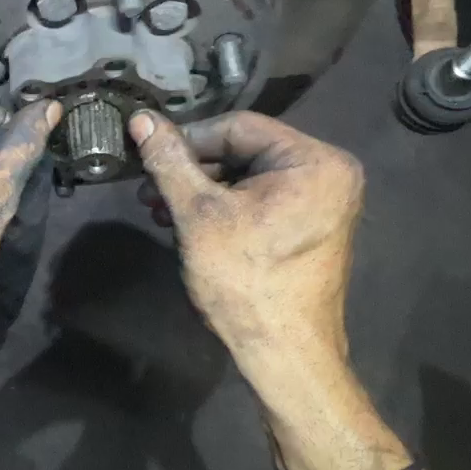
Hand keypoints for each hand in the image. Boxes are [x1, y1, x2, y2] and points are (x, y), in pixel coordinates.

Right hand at [130, 110, 363, 364]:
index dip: (187, 140)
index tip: (147, 158)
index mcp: (314, 161)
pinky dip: (223, 208)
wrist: (283, 351)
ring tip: (159, 212)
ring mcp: (323, 202)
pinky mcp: (310, 226)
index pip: (238, 127)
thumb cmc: (244, 280)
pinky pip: (260, 200)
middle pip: (243, 151)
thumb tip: (141, 118)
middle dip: (191, 171)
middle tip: (147, 191)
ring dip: (201, 191)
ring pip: (247, 177)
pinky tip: (187, 225)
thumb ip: (170, 162)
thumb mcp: (199, 215)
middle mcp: (329, 173)